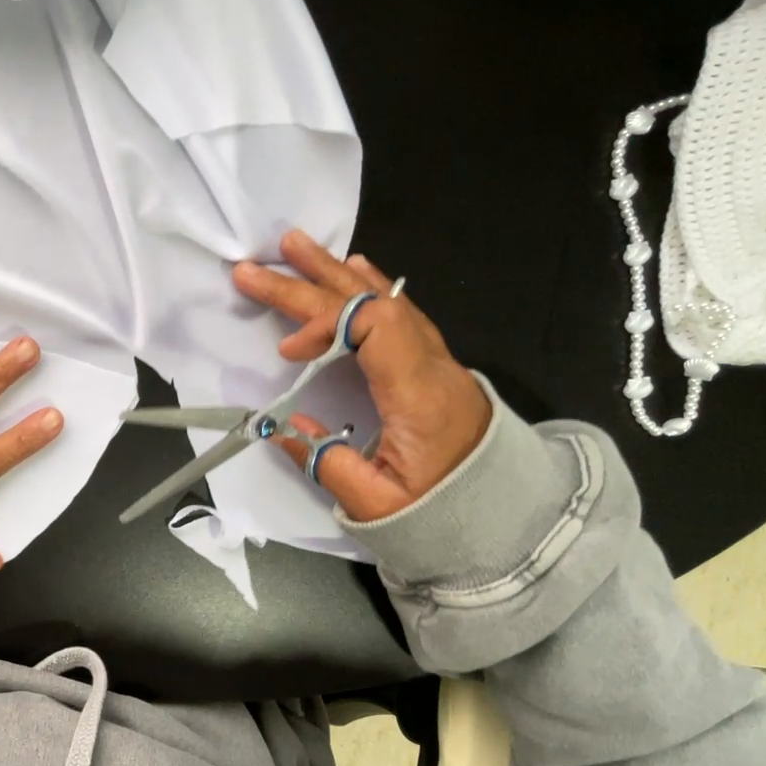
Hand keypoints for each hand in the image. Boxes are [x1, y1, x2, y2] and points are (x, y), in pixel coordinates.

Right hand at [234, 230, 491, 522]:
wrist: (505, 517)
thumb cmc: (440, 514)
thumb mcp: (375, 504)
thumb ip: (325, 462)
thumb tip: (278, 426)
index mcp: (421, 397)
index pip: (376, 327)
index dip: (325, 324)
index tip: (286, 351)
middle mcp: (433, 366)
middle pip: (371, 306)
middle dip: (310, 284)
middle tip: (260, 266)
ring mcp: (437, 362)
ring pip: (387, 300)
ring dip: (336, 274)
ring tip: (296, 248)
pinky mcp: (432, 367)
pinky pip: (400, 312)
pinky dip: (368, 287)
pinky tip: (352, 267)